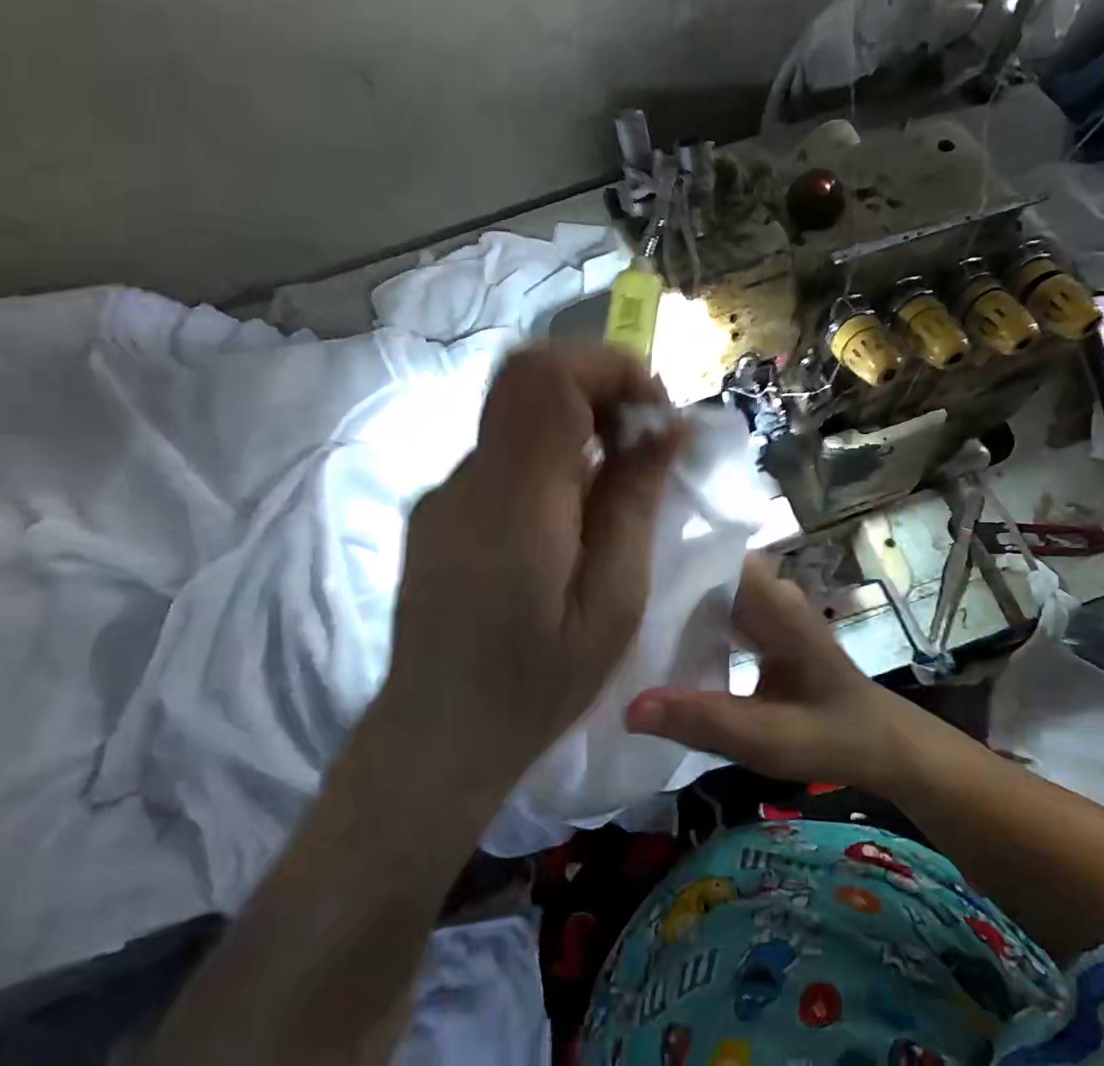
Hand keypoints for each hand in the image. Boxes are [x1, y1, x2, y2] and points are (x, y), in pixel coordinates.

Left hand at [367, 343, 685, 794]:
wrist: (438, 735)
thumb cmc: (538, 684)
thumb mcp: (613, 603)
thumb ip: (634, 503)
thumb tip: (667, 426)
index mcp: (513, 503)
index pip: (547, 377)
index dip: (610, 368)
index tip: (658, 411)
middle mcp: (466, 481)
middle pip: (524, 379)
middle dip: (597, 385)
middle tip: (645, 438)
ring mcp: (442, 494)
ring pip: (513, 415)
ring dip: (575, 421)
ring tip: (619, 479)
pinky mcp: (437, 512)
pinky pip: (500, 455)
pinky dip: (547, 455)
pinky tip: (572, 514)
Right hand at [624, 558, 951, 794]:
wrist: (880, 744)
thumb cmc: (831, 736)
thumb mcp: (764, 737)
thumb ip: (701, 720)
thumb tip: (629, 707)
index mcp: (772, 604)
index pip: (708, 560)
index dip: (661, 564)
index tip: (612, 576)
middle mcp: (769, 592)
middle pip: (702, 571)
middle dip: (657, 584)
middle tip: (601, 603)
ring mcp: (767, 605)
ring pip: (706, 589)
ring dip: (669, 604)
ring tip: (617, 619)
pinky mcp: (762, 622)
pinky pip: (715, 608)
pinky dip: (687, 622)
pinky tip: (655, 642)